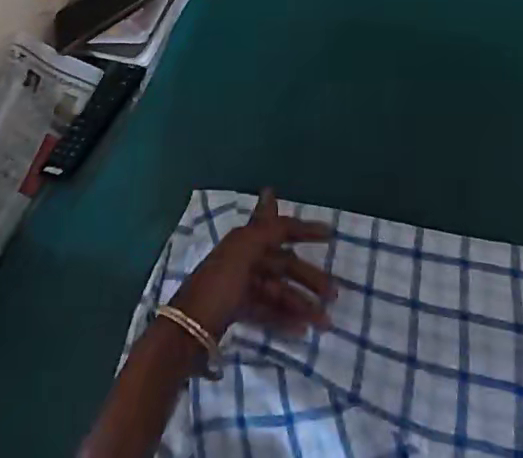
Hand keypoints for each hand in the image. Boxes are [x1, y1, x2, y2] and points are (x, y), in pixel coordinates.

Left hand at [170, 188, 335, 338]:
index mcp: (244, 241)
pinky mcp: (237, 312)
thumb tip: (270, 191)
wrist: (187, 332)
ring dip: (301, 304)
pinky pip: (267, 311)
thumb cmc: (219, 286)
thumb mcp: (243, 252)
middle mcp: (243, 260)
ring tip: (324, 322)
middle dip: (308, 278)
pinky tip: (302, 330)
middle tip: (334, 294)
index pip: (280, 230)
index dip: (304, 230)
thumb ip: (264, 227)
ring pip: (278, 291)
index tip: (330, 235)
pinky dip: (284, 319)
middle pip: (283, 266)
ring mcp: (240, 287)